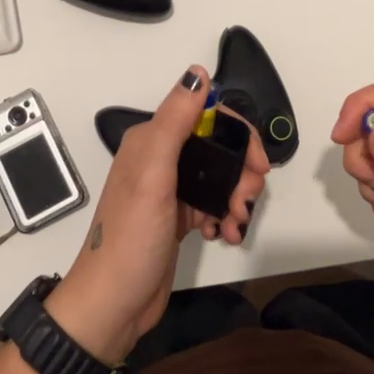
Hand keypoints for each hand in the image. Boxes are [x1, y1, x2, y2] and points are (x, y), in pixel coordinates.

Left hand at [46, 66, 268, 362]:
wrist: (114, 303)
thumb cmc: (131, 236)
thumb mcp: (153, 174)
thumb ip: (176, 121)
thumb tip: (197, 70)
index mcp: (150, 140)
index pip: (203, 114)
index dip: (237, 133)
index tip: (259, 163)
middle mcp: (158, 158)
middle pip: (216, 147)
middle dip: (241, 170)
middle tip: (248, 199)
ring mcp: (168, 189)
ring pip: (217, 177)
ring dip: (235, 197)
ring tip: (235, 222)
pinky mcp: (176, 217)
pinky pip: (211, 204)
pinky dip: (224, 217)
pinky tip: (225, 234)